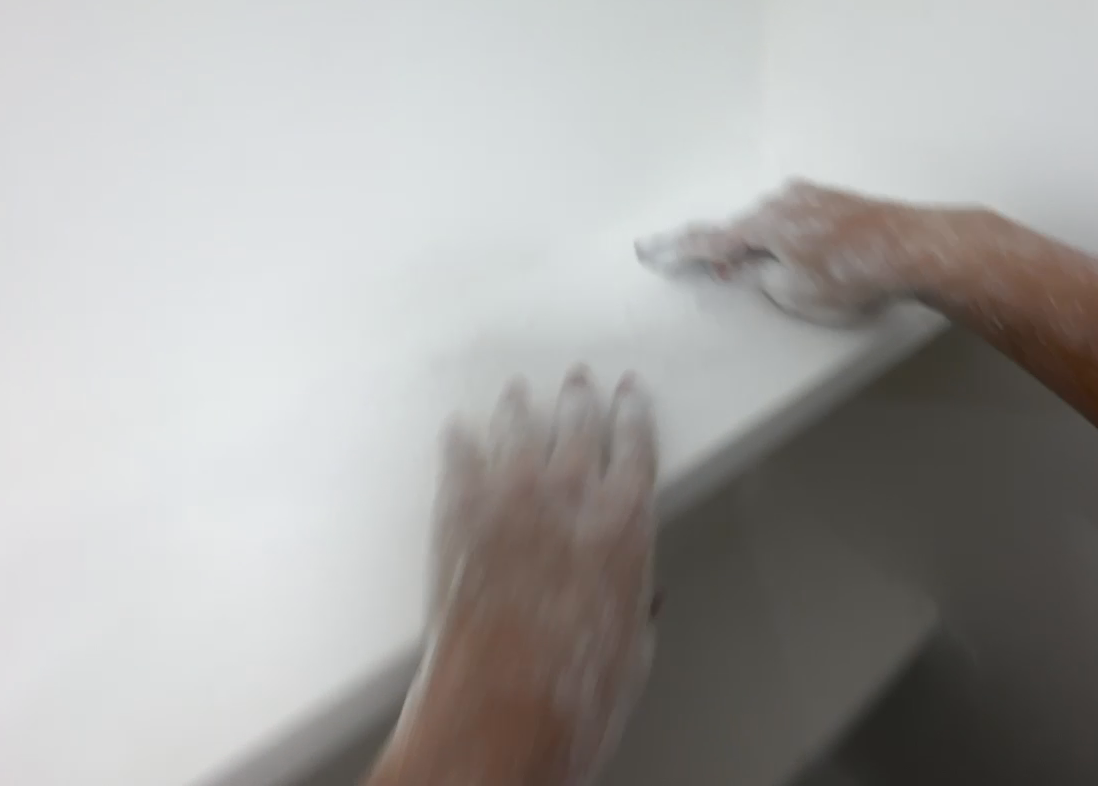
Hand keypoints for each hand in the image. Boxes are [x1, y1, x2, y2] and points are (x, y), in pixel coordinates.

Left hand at [380, 370, 657, 785]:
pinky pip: (461, 460)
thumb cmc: (574, 696)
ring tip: (519, 390)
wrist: (494, 719)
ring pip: (519, 428)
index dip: (633, 411)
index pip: (635, 442)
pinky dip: (461, 441)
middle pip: (578, 421)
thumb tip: (637, 592)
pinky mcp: (461, 516)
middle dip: (581, 395)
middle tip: (579, 378)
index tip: (629, 391)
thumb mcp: (633, 650)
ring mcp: (510, 498)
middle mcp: (569, 494)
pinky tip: (460, 429)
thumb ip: (634, 598)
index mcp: (622, 520)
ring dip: (522, 406)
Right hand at [635, 180, 943, 324]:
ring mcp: (808, 196)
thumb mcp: (795, 293)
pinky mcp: (832, 200)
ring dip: (764, 246)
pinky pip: (795, 219)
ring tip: (780, 271)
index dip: (678, 249)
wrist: (910, 247)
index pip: (710, 240)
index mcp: (764, 225)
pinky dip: (788, 237)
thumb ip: (765, 278)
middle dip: (730, 252)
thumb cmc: (849, 277)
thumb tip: (759, 267)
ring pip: (771, 224)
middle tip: (725, 274)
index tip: (648, 249)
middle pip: (742, 229)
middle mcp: (780, 201)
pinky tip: (808, 254)